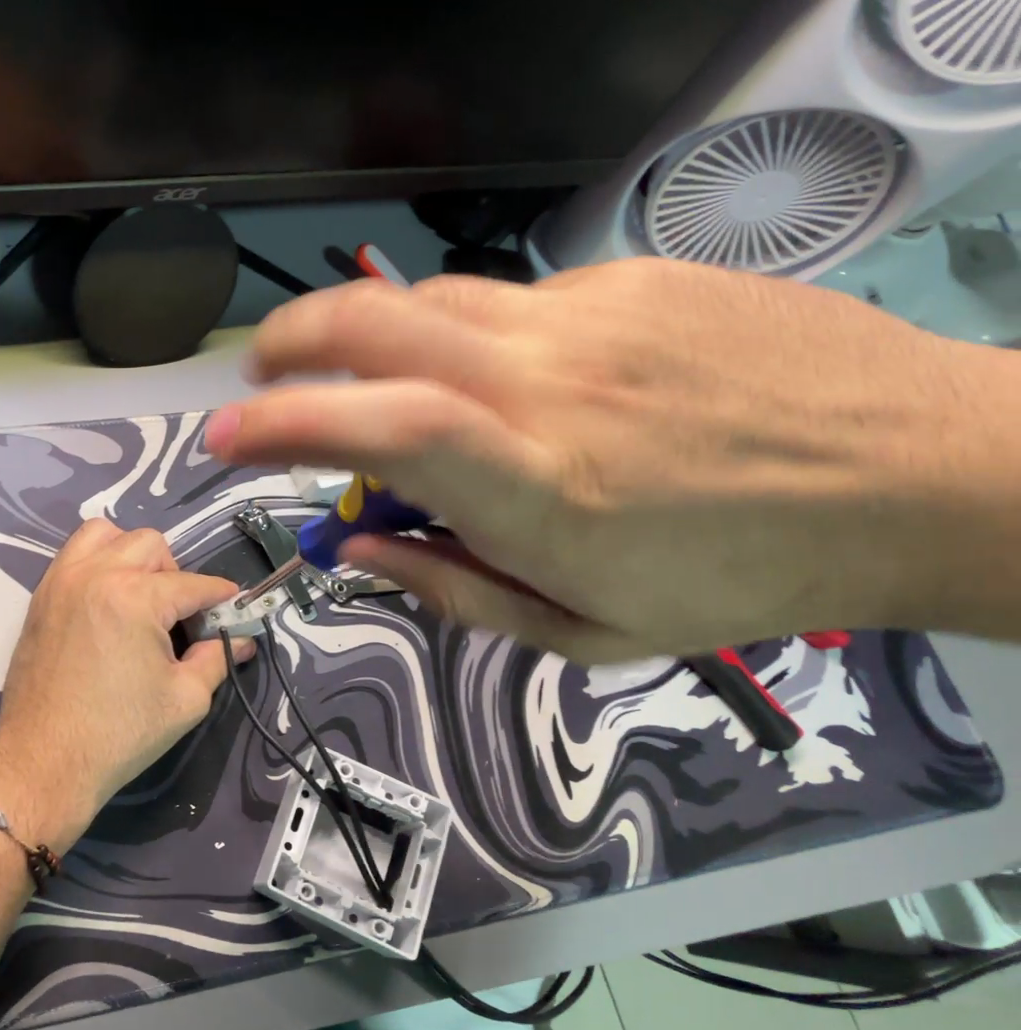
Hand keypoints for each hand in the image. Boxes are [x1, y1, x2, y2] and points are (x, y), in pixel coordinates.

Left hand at [0, 520, 253, 851]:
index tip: (233, 608)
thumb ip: (216, 658)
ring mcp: (62, 581)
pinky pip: (73, 555)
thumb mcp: (184, 699)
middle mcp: (95, 575)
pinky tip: (108, 600)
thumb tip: (240, 639)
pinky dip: (97, 562)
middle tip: (179, 614)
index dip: (220, 597)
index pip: (192, 584)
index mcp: (135, 597)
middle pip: (150, 545)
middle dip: (174, 573)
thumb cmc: (119, 734)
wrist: (46, 760)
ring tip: (139, 596)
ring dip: (131, 555)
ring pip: (104, 534)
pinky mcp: (41, 597)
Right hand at [204, 258, 1020, 661]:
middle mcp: (545, 381)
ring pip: (429, 300)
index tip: (222, 439)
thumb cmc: (742, 578)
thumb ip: (448, 586)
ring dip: (372, 338)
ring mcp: (589, 315)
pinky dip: (472, 339)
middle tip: (262, 375)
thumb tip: (357, 544)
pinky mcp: (630, 278)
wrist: (928, 472)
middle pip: (375, 320)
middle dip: (289, 340)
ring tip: (378, 383)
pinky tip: (516, 379)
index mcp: (532, 484)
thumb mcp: (580, 630)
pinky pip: (510, 303)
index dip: (276, 424)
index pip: (369, 426)